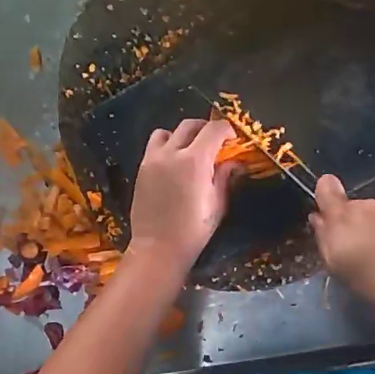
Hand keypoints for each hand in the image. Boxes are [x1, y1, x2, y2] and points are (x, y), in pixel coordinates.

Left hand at [128, 119, 241, 271]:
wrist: (158, 247)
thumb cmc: (193, 230)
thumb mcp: (217, 203)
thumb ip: (223, 176)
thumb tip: (232, 161)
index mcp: (194, 160)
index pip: (214, 130)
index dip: (227, 130)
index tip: (233, 139)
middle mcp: (171, 153)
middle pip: (189, 126)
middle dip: (205, 129)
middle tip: (215, 142)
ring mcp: (152, 160)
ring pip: (166, 132)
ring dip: (181, 135)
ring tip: (190, 150)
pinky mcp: (141, 169)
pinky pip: (154, 147)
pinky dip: (166, 146)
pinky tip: (174, 163)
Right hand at [309, 174, 374, 314]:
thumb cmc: (368, 277)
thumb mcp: (334, 264)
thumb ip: (323, 236)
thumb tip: (318, 219)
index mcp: (342, 214)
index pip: (326, 187)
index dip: (325, 193)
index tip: (326, 209)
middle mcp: (368, 206)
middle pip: (354, 207)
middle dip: (353, 222)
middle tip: (355, 248)